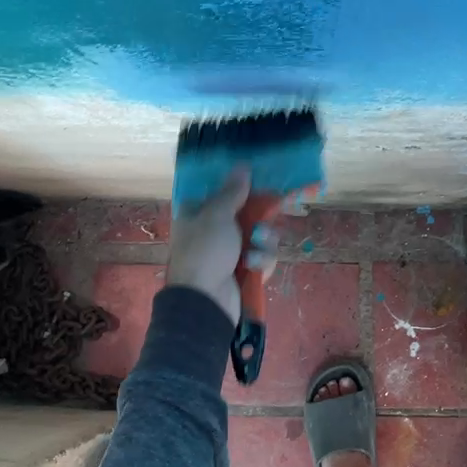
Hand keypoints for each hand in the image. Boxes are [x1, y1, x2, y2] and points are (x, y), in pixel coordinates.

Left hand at [166, 169, 275, 324]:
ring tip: (256, 249)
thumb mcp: (216, 215)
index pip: (223, 193)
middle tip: (267, 218)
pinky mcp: (244, 271)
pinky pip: (263, 257)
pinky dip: (262, 261)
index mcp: (199, 214)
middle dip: (260, 218)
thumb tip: (242, 165)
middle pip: (247, 213)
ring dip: (264, 242)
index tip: (260, 182)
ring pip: (261, 236)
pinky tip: (254, 267)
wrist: (206, 301)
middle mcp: (214, 231)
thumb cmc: (205, 251)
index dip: (242, 188)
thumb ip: (232, 192)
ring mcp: (230, 252)